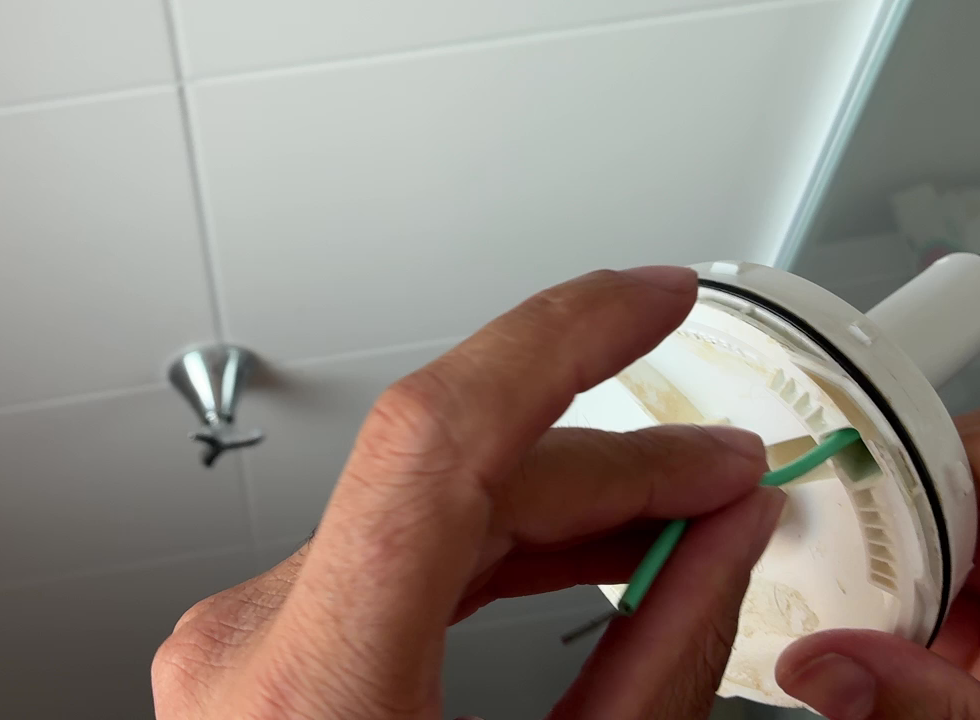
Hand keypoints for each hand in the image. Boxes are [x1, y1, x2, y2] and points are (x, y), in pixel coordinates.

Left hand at [151, 267, 784, 718]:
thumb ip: (654, 676)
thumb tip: (717, 544)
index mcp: (308, 687)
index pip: (431, 433)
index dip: (554, 338)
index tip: (649, 298)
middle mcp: (256, 636)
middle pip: (454, 474)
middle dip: (608, 454)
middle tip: (725, 463)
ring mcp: (255, 635)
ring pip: (433, 507)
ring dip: (564, 493)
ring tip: (684, 495)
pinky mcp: (280, 648)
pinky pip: (406, 558)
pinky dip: (506, 542)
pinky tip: (593, 541)